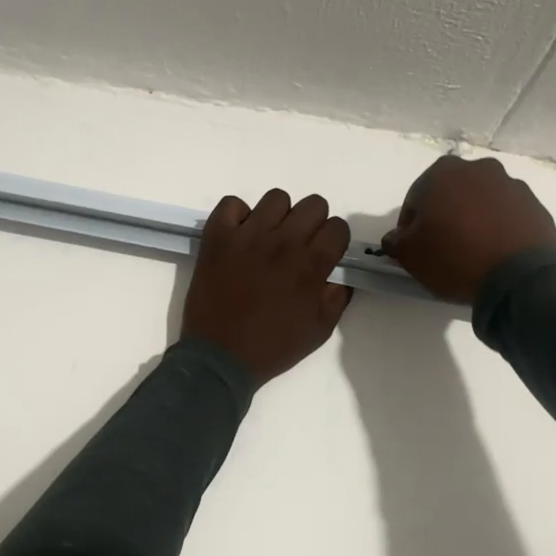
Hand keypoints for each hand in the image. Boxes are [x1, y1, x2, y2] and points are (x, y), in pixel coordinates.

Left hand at [182, 189, 353, 382]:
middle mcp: (282, 243)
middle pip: (313, 204)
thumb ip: (337, 297)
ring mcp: (247, 236)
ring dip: (278, 216)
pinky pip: (231, 204)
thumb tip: (338, 274)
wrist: (219, 357)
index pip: (337, 227)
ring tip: (268, 238)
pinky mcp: (217, 237)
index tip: (324, 253)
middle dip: (312, 223)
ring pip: (276, 198)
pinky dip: (237, 215)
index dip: (334, 240)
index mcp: (310, 266)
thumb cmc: (271, 348)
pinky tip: (240, 236)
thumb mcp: (319, 331)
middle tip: (298, 245)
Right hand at [380, 155, 555, 303]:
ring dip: (474, 220)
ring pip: (481, 202)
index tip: (415, 249)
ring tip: (473, 253)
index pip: (415, 199)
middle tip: (443, 249)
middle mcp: (478, 169)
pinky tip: (496, 254)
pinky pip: (507, 216)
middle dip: (444, 216)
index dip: (411, 227)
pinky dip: (499, 229)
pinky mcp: (536, 205)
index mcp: (442, 172)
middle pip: (451, 195)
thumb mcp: (410, 255)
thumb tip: (398, 237)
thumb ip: (396, 241)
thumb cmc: (455, 257)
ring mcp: (511, 185)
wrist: (520, 276)